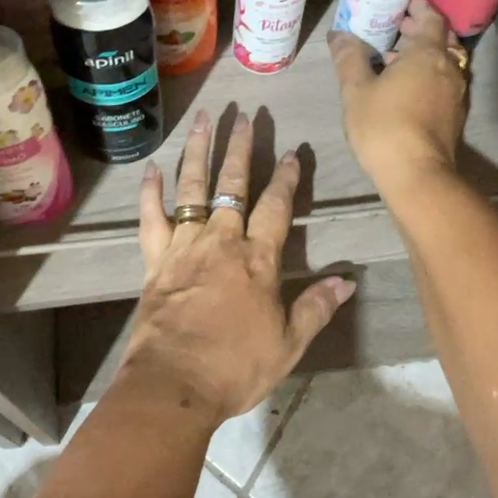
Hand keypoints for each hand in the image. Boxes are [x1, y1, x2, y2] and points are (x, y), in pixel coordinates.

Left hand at [122, 108, 355, 424]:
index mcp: (258, 259)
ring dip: (198, 151)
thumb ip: (316, 308)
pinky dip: (150, 191)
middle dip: (239, 147)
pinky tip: (151, 167)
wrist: (175, 382)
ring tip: (202, 118)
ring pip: (192, 187)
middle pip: (232, 184)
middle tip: (244, 115)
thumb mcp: (289, 344)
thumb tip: (348, 281)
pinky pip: (150, 217)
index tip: (291, 151)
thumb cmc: (236, 366)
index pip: (276, 207)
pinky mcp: (155, 258)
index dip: (286, 178)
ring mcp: (185, 245)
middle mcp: (222, 241)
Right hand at [329, 0, 467, 190]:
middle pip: (442, 38)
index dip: (419, 6)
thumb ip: (349, 58)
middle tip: (396, 25)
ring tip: (394, 56)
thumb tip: (339, 35)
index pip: (432, 18)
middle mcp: (448, 68)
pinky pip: (443, 81)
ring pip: (444, 61)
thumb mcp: (356, 89)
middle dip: (421, 28)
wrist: (417, 174)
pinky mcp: (454, 115)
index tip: (402, 2)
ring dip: (424, 53)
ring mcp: (455, 93)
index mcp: (427, 54)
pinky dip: (428, 74)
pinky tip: (404, 86)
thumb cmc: (384, 125)